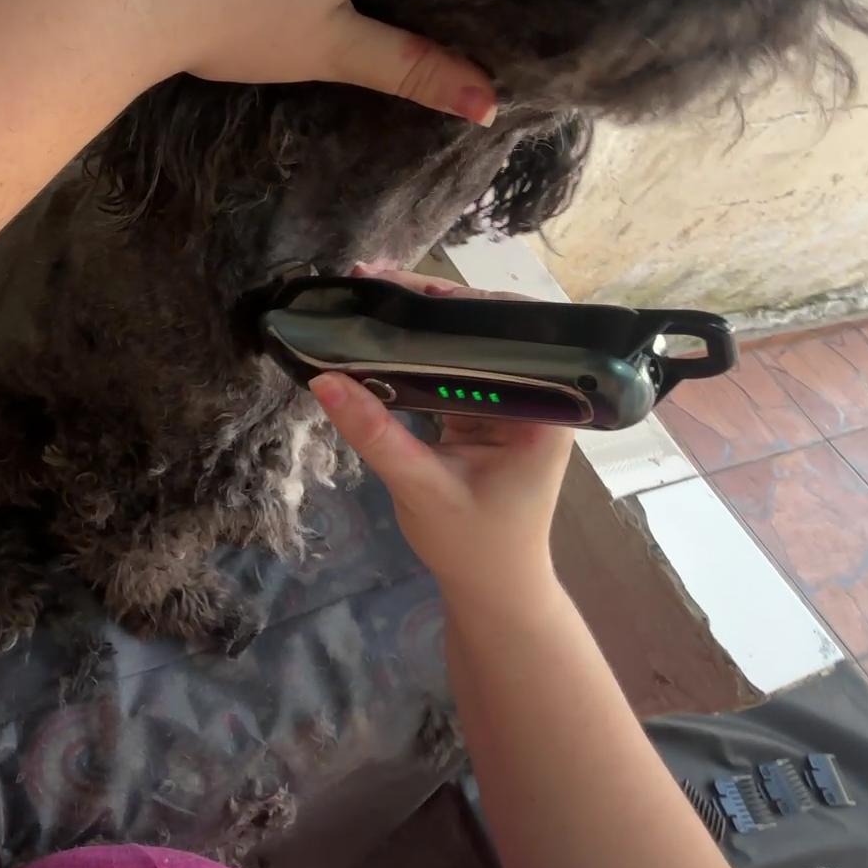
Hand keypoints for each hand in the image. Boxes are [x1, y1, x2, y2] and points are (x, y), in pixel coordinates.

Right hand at [311, 267, 573, 611]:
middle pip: (483, 330)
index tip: (401, 285)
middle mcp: (534, 396)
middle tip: (368, 278)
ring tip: (367, 295)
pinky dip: (410, 353)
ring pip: (461, 345)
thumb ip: (375, 433)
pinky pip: (444, 370)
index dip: (458, 303)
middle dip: (426, 301)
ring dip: (415, 321)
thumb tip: (323, 381)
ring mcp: (506, 402)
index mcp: (545, 410)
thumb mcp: (420, 488)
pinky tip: (376, 336)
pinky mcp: (479, 413)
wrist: (491, 589)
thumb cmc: (472, 546)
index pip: (510, 334)